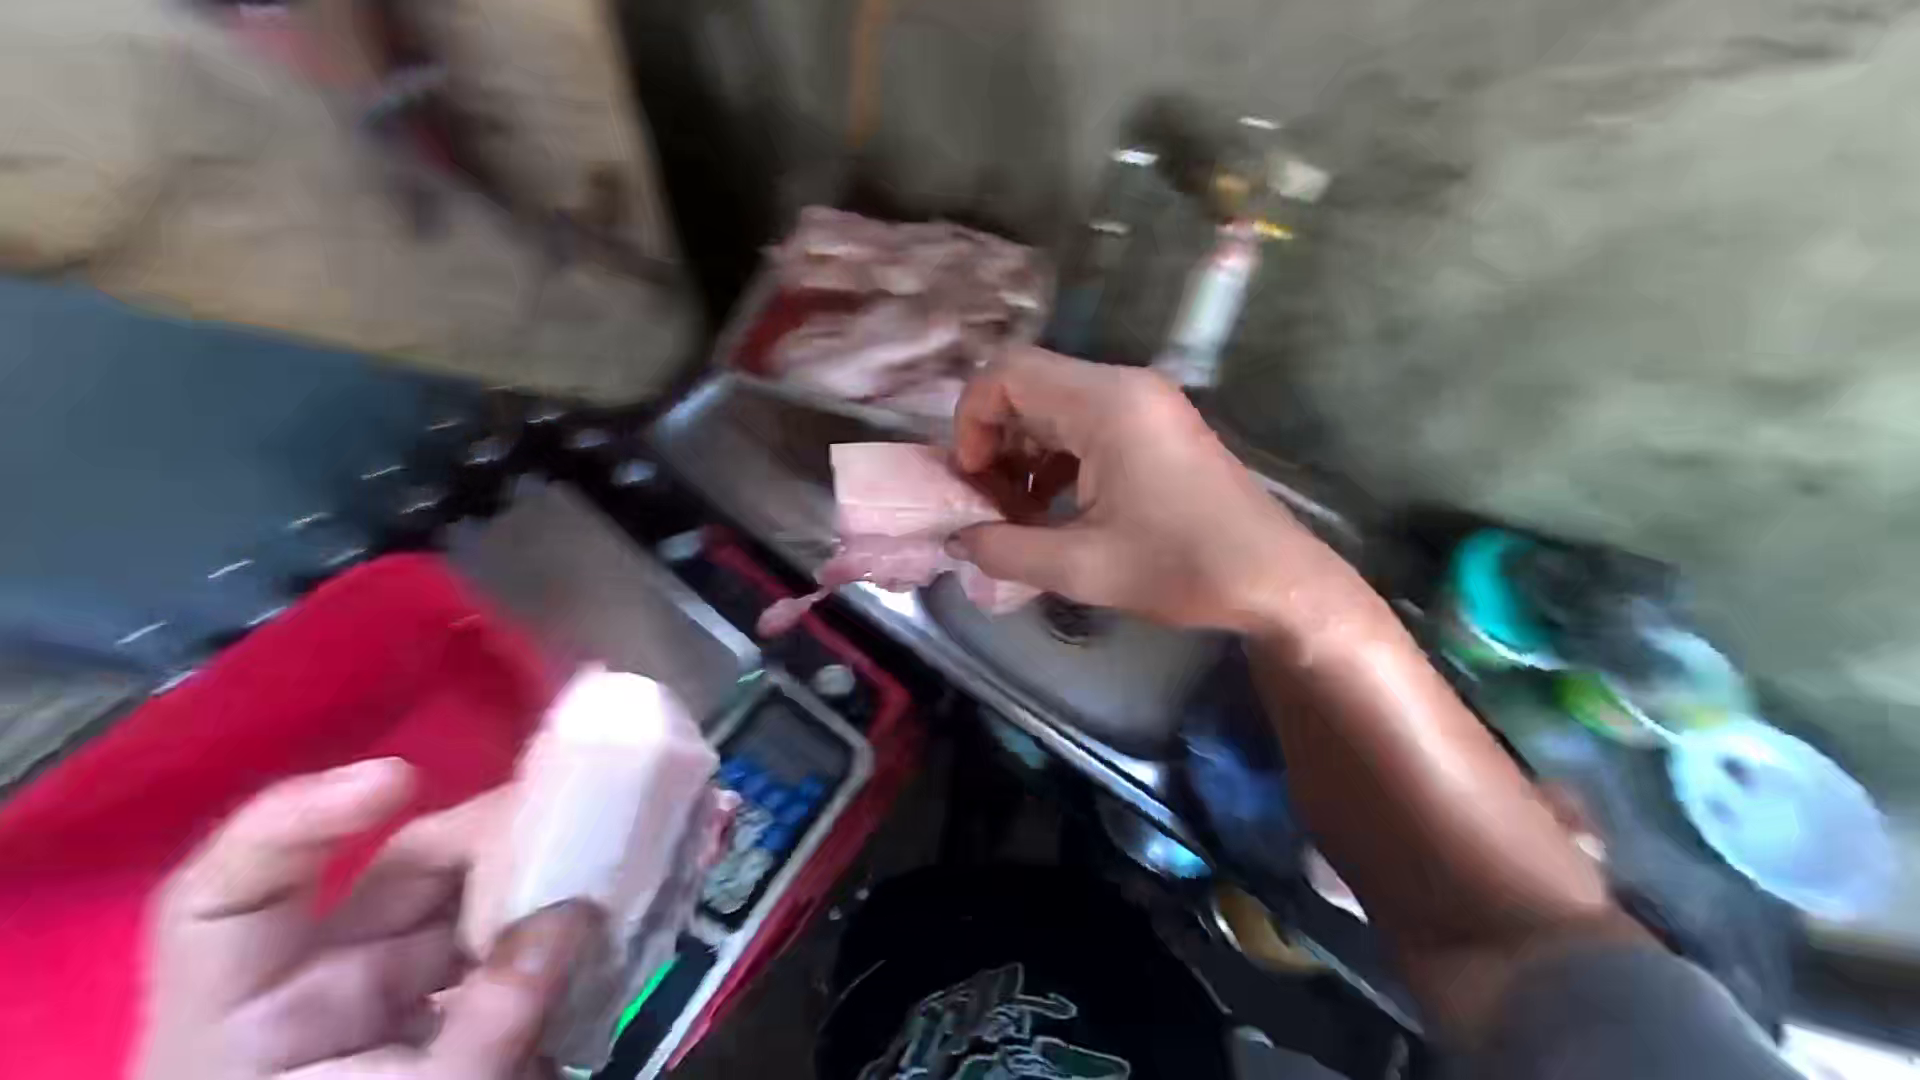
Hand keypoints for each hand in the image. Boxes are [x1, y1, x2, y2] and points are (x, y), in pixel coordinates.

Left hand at [136, 759, 599, 1079]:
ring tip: (612, 849)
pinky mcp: (454, 997)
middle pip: (402, 870)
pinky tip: (612, 892)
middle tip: (577, 815)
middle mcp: (317, 982)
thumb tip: (574, 913)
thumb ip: (491, 1024)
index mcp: (245, 1024)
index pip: (230, 896)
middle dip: (494, 834)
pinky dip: (561, 911)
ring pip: (472, 894)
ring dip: (543, 870)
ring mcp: (393, 987)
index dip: (298, 821)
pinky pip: (511, 932)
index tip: (401, 778)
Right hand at [950, 348, 1361, 638]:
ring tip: (1016, 511)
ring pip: (1053, 406)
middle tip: (987, 500)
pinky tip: (1051, 507)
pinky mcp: (1153, 426)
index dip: (971, 420)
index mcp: (1106, 404)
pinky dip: (1054, 459)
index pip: (1007, 373)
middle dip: (994, 440)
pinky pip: (1083, 425)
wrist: (1275, 580)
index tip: (970, 478)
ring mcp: (1143, 404)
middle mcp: (1124, 387)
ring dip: (1023, 452)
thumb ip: (1005, 551)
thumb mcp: (1080, 569)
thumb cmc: (1181, 568)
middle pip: (1028, 385)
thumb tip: (958, 540)